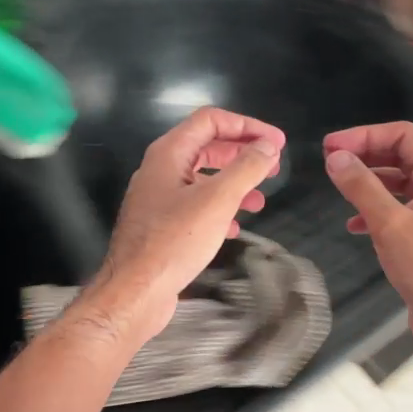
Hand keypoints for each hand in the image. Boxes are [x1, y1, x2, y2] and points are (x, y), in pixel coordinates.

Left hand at [71, 108, 284, 345]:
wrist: (135, 291)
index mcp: (169, 153)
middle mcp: (160, 170)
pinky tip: (234, 227)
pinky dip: (218, 209)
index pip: (210, 120)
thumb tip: (268, 146)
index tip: (277, 143)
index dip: (247, 126)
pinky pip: (194, 206)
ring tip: (260, 201)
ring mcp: (158, 199)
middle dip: (242, 154)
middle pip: (207, 147)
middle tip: (273, 168)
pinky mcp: (160, 227)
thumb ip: (246, 168)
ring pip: (202, 179)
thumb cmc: (175, 240)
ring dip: (234, 184)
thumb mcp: (217, 200)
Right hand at [322, 122, 412, 343]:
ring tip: (340, 189)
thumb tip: (336, 158)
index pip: (403, 136)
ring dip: (370, 183)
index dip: (364, 136)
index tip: (330, 147)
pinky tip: (356, 225)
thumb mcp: (390, 224)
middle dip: (365, 157)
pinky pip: (404, 210)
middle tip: (329, 162)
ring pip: (402, 185)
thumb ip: (362, 187)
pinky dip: (379, 211)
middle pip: (403, 157)